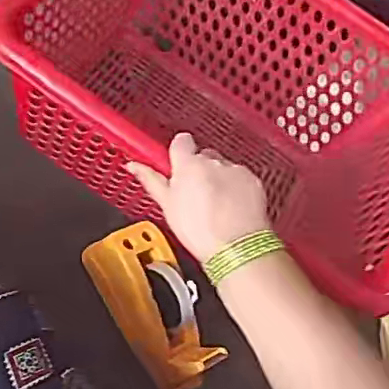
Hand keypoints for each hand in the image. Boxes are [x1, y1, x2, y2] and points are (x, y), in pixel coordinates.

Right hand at [126, 132, 272, 262]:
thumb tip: (135, 167)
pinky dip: (236, 189)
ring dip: (217, 181)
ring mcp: (235, 170)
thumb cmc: (201, 229)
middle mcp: (213, 162)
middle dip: (197, 171)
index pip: (181, 142)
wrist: (236, 246)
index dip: (178, 154)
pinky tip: (229, 209)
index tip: (175, 166)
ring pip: (222, 169)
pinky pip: (240, 179)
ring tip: (212, 208)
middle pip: (202, 157)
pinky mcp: (253, 181)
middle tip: (191, 196)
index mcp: (188, 164)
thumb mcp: (167, 205)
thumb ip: (151, 179)